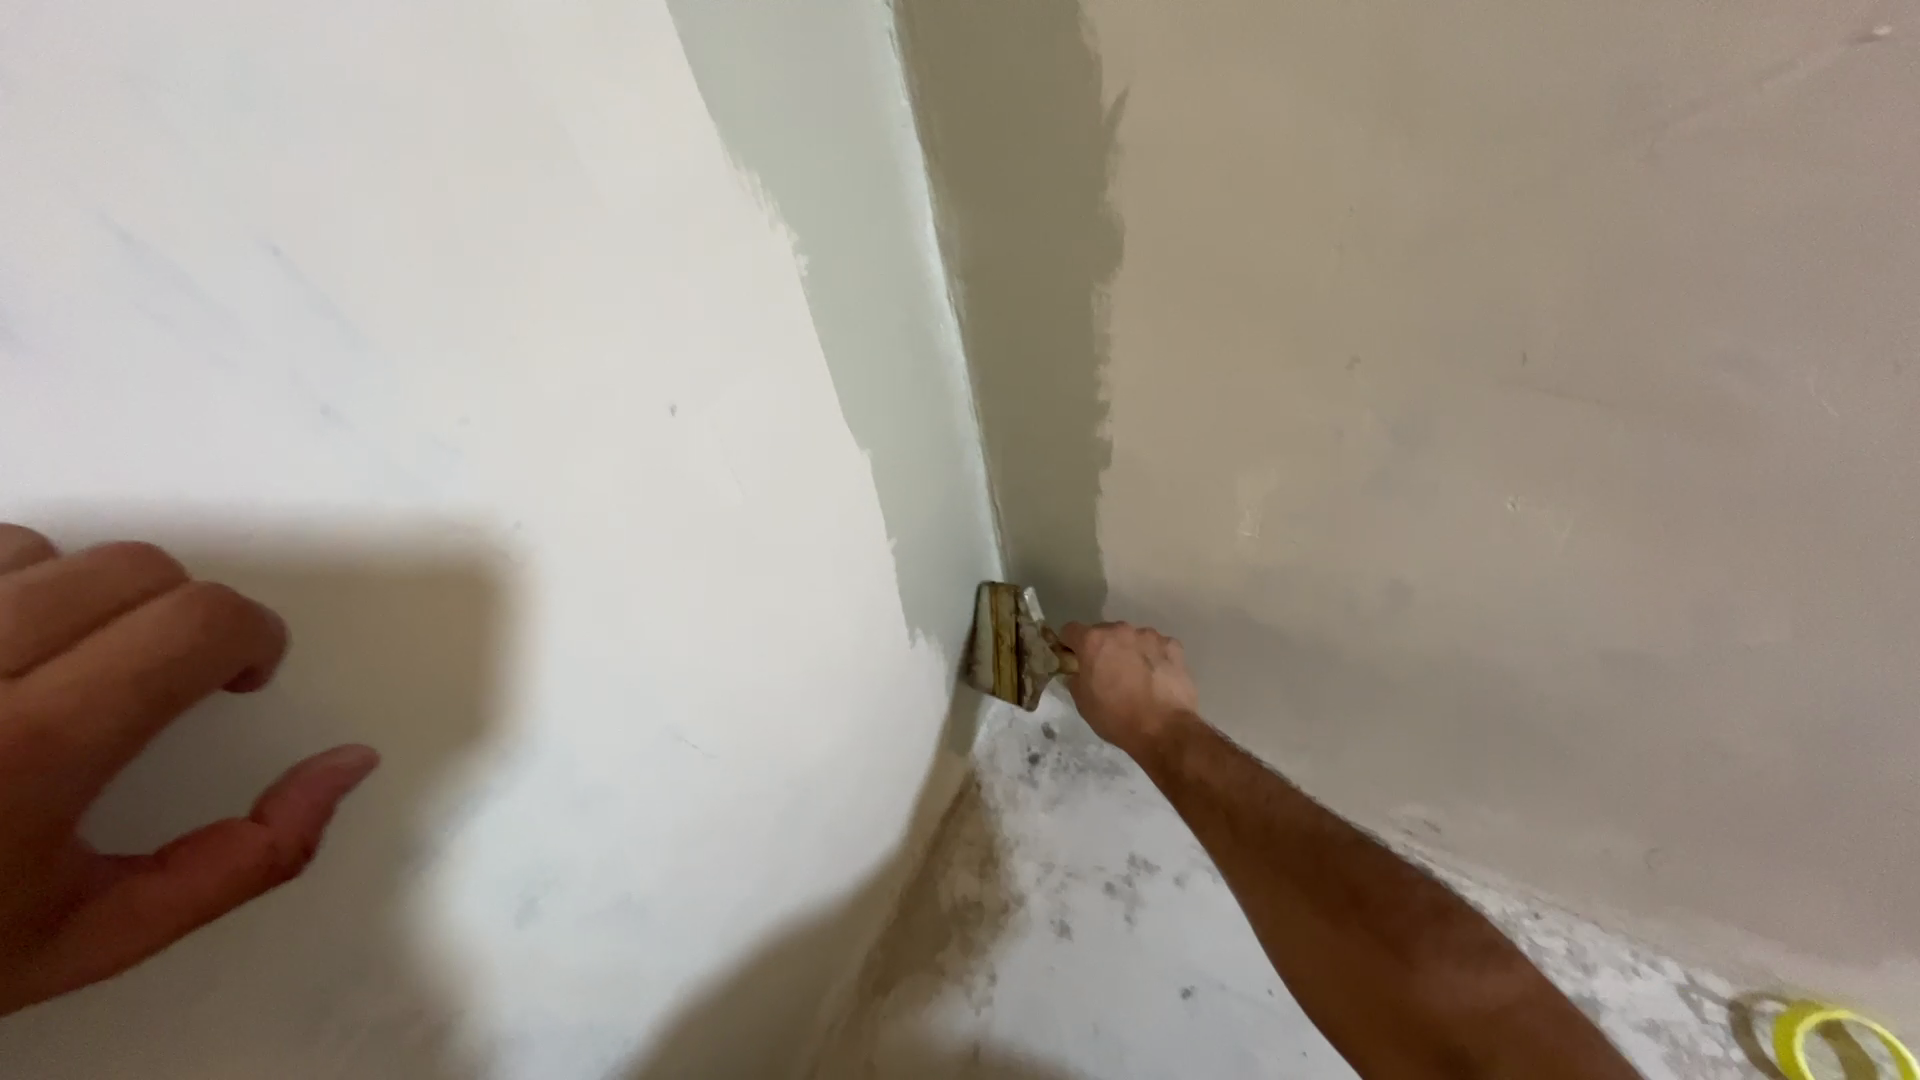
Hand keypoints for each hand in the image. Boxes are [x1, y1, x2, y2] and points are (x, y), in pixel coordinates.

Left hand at [0, 525, 377, 1015]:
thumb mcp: (99, 935)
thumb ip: (254, 855)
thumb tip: (349, 764)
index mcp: (28, 755)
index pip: (199, 622)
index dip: (253, 636)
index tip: (244, 675)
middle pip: (134, 570)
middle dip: (185, 615)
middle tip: (171, 673)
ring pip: (35, 548)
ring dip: (85, 595)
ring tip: (70, 659)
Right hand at [1058, 621, 1200, 758]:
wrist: (1164, 729)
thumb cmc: (1116, 717)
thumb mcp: (1083, 703)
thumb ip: (1076, 679)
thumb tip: (1079, 673)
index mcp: (1093, 641)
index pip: (1070, 630)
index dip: (1069, 645)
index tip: (1074, 660)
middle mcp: (1120, 630)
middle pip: (1104, 632)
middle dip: (1103, 648)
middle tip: (1108, 673)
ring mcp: (1149, 635)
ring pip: (1132, 638)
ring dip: (1130, 651)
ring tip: (1138, 677)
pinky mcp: (1173, 645)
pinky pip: (1157, 647)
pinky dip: (1154, 657)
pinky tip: (1158, 678)